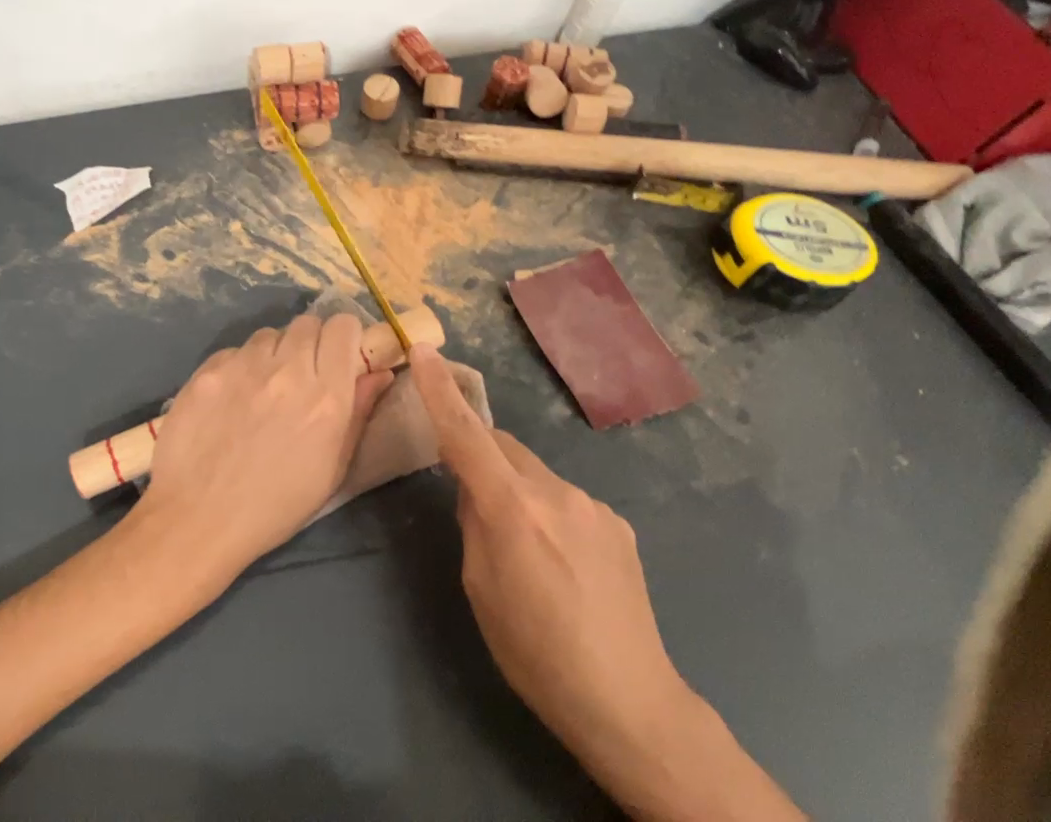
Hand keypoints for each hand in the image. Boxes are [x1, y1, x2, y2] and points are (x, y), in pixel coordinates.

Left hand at [134, 314, 393, 579]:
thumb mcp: (332, 470)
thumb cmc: (275, 506)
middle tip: (302, 374)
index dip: (344, 337)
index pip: (343, 327)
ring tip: (263, 389)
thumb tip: (378, 372)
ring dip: (274, 353)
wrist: (199, 518)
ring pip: (269, 334)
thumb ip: (358, 413)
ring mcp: (244, 367)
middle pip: (308, 323)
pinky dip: (239, 367)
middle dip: (311, 342)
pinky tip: (230, 400)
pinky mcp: (208, 370)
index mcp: (327, 398)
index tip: (340, 355)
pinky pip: (234, 351)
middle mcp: (288, 372)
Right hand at [408, 344, 689, 759]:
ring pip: (536, 475)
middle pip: (504, 448)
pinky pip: (566, 501)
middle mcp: (557, 493)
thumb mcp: (479, 588)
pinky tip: (556, 564)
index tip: (424, 352)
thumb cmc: (533, 651)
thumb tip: (474, 492)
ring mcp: (595, 508)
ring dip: (515, 490)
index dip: (441, 393)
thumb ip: (473, 525)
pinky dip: (546, 512)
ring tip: (518, 549)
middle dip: (478, 453)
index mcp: (512, 509)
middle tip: (463, 492)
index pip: (466, 436)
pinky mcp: (619, 527)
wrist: (626, 698)